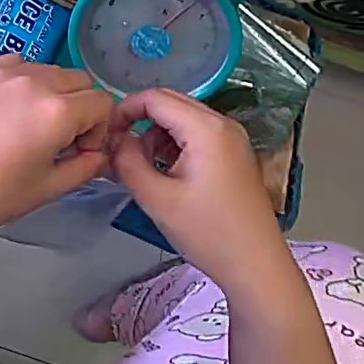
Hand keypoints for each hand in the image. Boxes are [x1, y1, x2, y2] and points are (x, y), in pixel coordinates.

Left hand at [0, 55, 114, 246]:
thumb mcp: (47, 189)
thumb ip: (86, 166)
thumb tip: (101, 153)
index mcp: (56, 111)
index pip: (103, 103)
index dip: (99, 129)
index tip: (79, 151)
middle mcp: (35, 80)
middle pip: (81, 80)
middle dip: (81, 108)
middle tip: (60, 139)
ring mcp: (6, 70)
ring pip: (52, 70)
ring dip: (55, 92)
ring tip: (32, 123)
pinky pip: (21, 63)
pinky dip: (27, 80)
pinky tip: (11, 107)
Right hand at [110, 88, 294, 295]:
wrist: (257, 266)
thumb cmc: (208, 232)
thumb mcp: (157, 198)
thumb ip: (127, 161)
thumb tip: (114, 140)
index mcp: (205, 128)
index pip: (154, 97)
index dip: (124, 110)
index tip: (107, 134)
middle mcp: (222, 123)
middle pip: (170, 102)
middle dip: (140, 120)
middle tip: (120, 149)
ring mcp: (232, 137)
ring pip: (182, 117)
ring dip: (157, 133)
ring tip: (144, 167)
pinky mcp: (235, 152)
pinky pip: (197, 132)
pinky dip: (175, 143)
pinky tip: (167, 172)